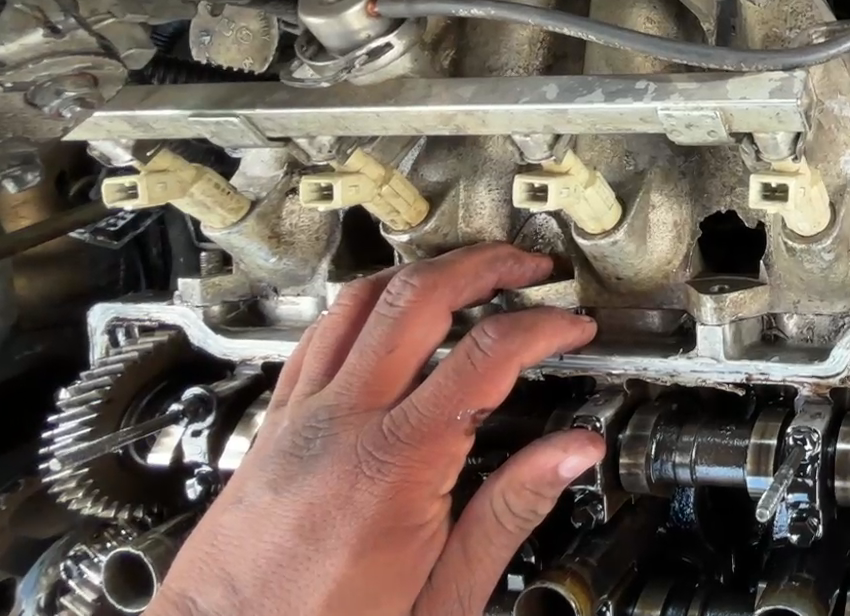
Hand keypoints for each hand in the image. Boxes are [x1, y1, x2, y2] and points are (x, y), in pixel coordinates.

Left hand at [151, 244, 603, 615]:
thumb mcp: (444, 595)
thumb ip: (512, 509)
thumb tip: (576, 450)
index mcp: (395, 464)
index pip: (488, 352)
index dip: (546, 326)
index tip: (574, 329)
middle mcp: (341, 425)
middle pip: (420, 298)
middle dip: (488, 266)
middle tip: (532, 268)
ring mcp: (299, 419)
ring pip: (363, 300)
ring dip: (430, 271)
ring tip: (475, 271)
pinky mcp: (273, 427)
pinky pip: (320, 334)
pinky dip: (372, 302)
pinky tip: (400, 312)